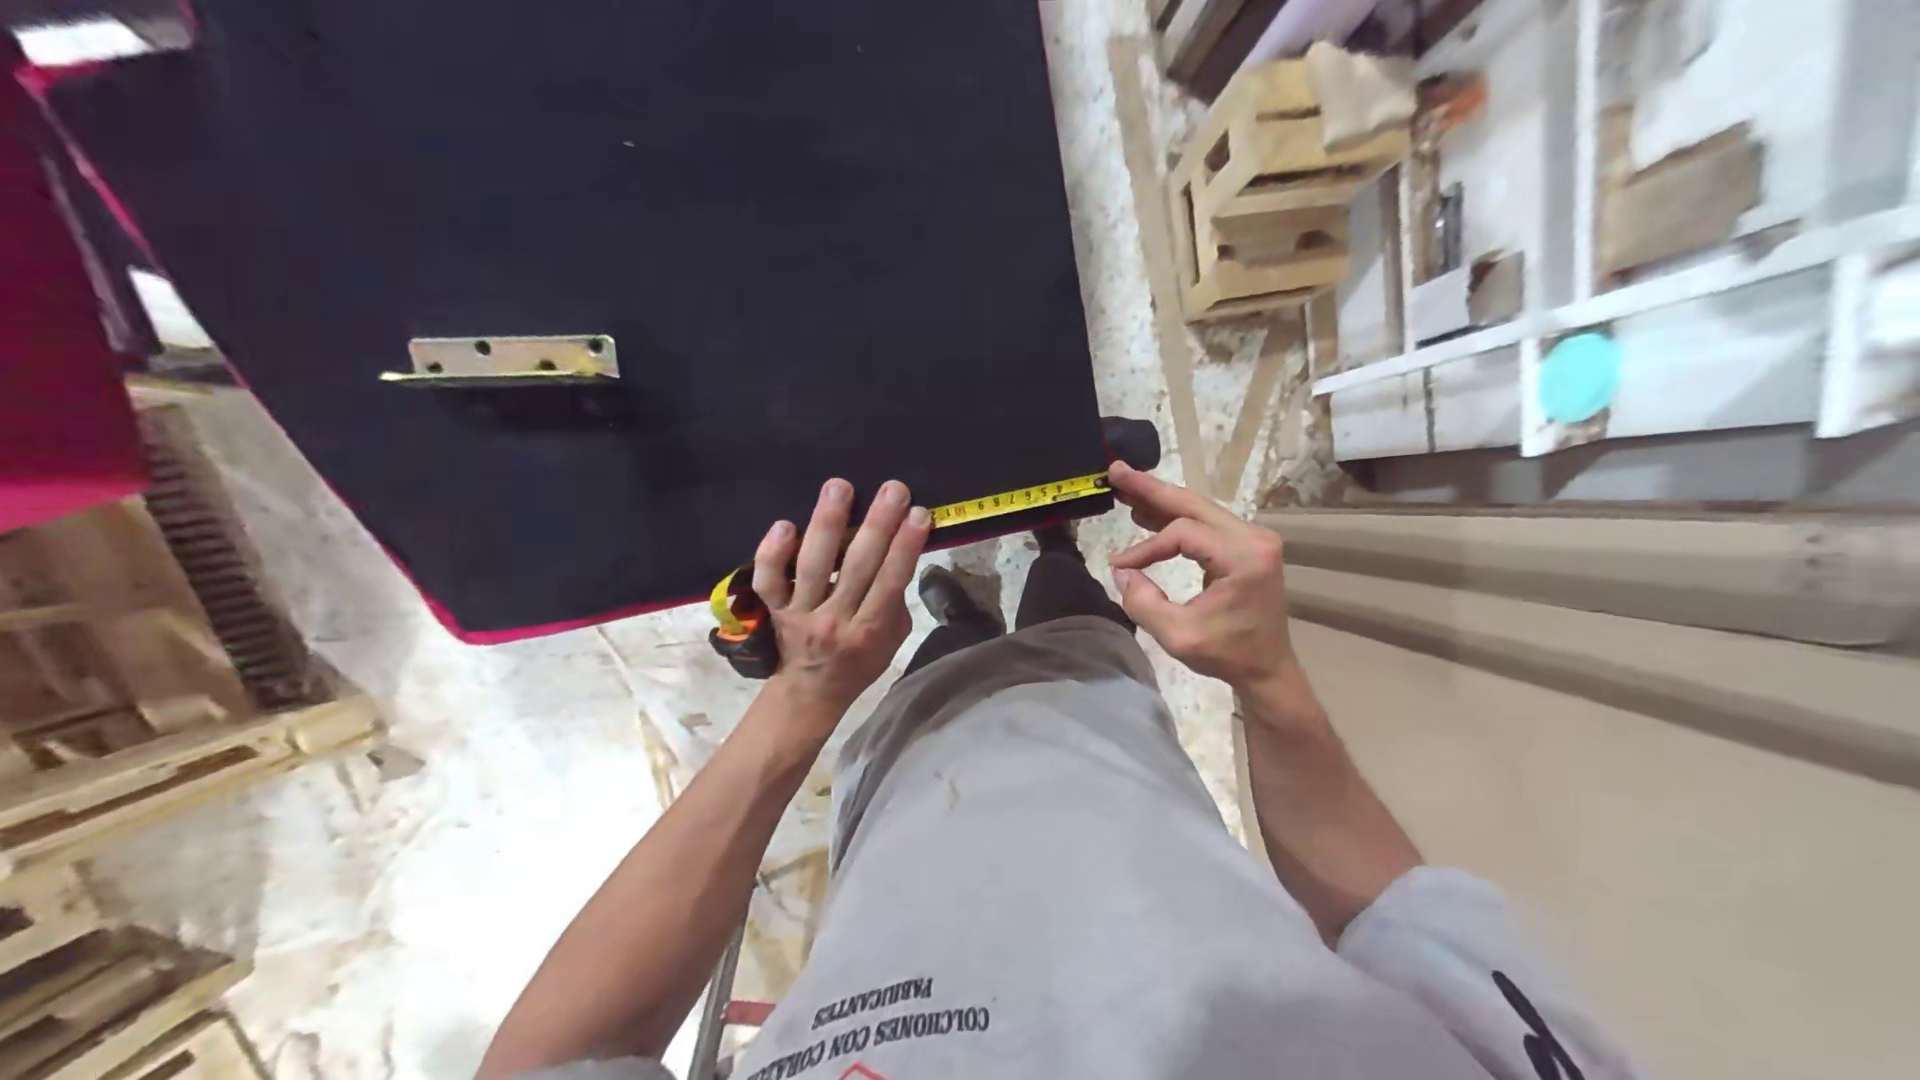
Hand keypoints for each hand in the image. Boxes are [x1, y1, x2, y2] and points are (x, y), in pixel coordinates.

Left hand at [751, 478, 930, 719]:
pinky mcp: (774, 608)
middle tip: (893, 489)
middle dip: (878, 525)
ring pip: (812, 565)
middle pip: (856, 567)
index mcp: (869, 630)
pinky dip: (771, 553)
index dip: (905, 547)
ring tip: (839, 487)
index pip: (890, 582)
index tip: (918, 513)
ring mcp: (800, 613)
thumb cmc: (862, 659)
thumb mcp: (893, 638)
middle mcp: (834, 620)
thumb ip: (895, 599)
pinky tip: (784, 524)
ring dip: (827, 523)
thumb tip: (898, 549)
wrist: (811, 690)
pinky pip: (768, 580)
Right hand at [1106, 461, 1296, 691]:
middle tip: (1117, 471)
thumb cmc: (1228, 654)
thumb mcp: (1178, 636)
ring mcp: (1253, 538)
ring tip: (1125, 486)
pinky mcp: (1247, 544)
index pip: (1183, 533)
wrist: (1267, 667)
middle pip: (1193, 504)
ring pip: (1199, 508)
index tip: (1119, 564)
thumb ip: (1143, 602)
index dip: (1146, 547)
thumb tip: (1122, 571)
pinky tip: (1147, 512)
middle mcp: (1254, 538)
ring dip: (1160, 499)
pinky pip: (1205, 522)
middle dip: (1151, 488)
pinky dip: (1175, 516)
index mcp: (1243, 557)